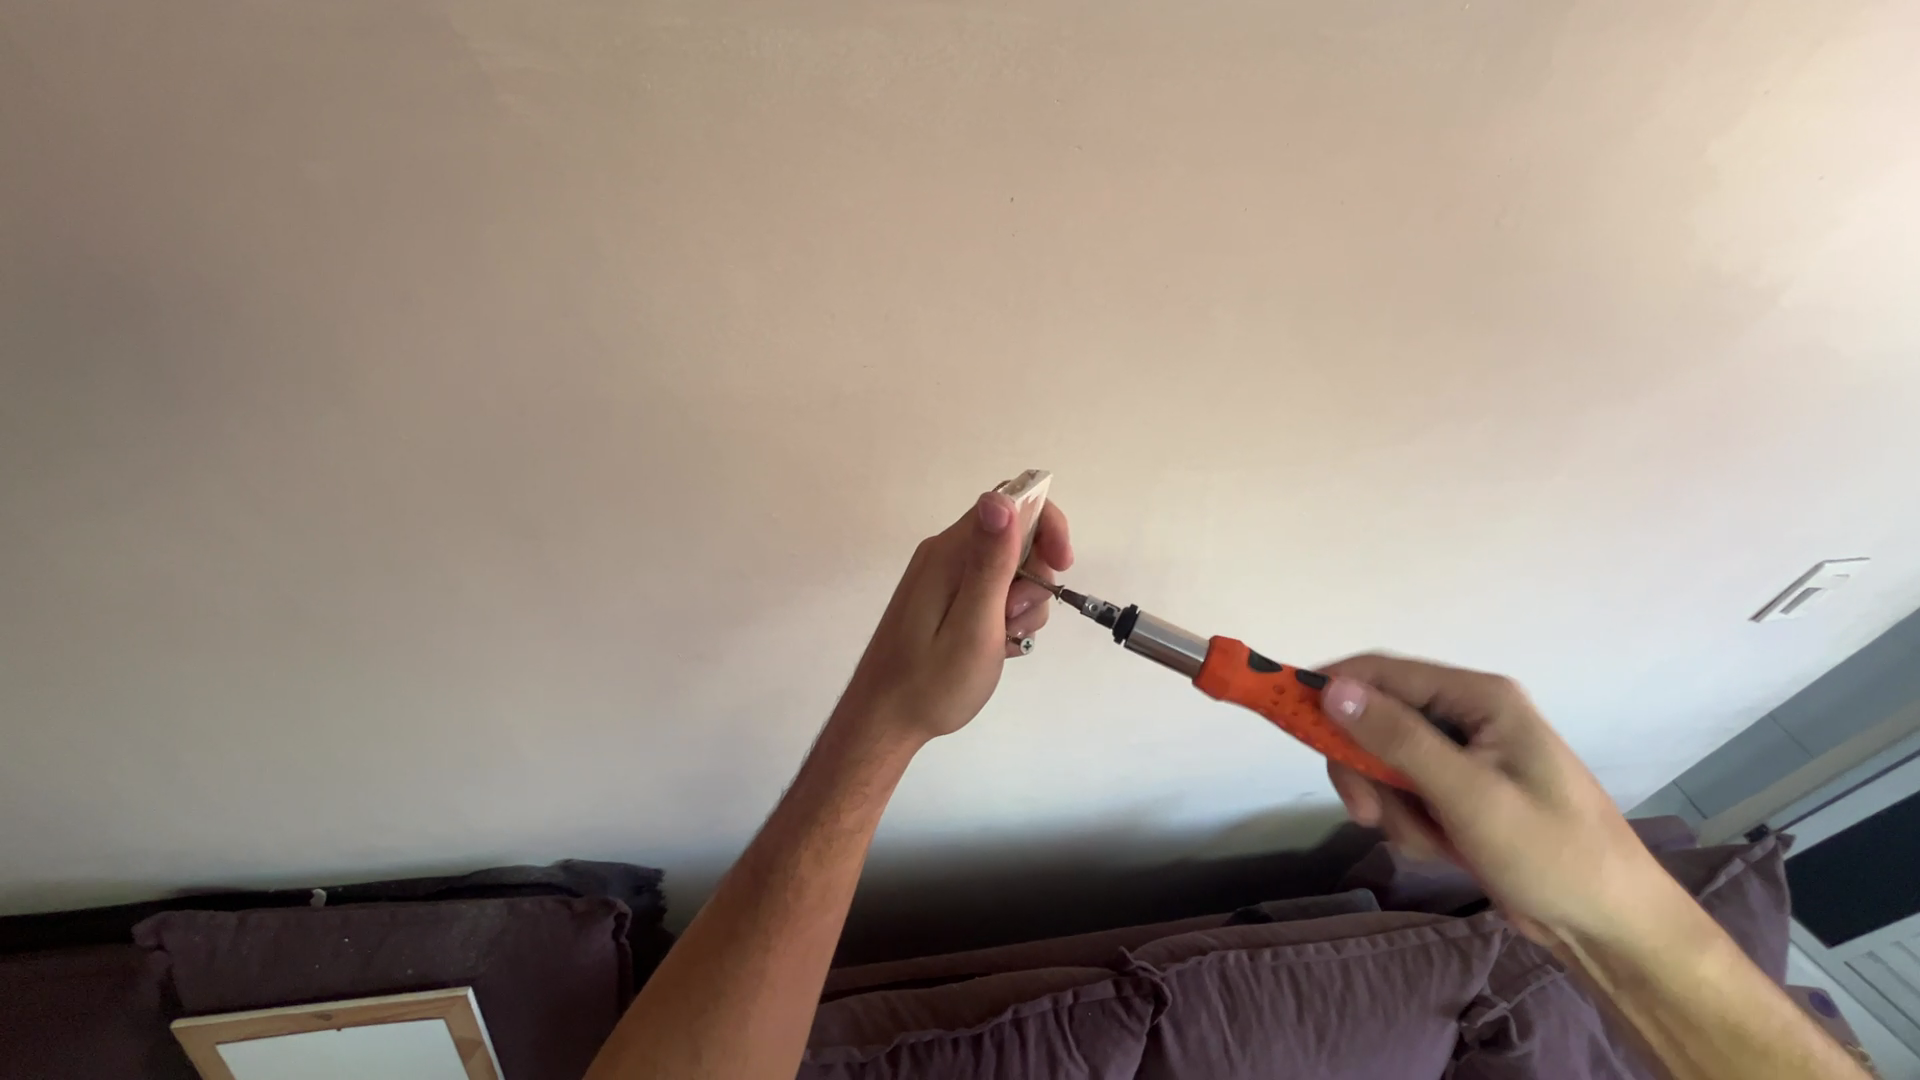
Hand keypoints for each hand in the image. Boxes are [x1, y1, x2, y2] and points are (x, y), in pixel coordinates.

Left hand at [831, 490, 1072, 746]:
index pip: (1011, 503)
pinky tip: (998, 647)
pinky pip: (992, 593)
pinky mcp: (945, 601)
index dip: (1047, 526)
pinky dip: (1006, 618)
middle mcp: (945, 555)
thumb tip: (1001, 499)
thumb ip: (991, 563)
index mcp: (950, 553)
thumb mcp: (973, 625)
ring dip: (1022, 605)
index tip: (1061, 566)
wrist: (886, 722)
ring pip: (1009, 571)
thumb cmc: (932, 682)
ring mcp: (944, 579)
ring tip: (1003, 642)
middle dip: (1034, 578)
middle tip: (1014, 620)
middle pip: (1015, 539)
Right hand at [1318, 655, 1672, 946]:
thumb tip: (1331, 690)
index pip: (1382, 673)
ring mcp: (1462, 753)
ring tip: (1425, 841)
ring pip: (1382, 760)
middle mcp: (1466, 715)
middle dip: (1364, 769)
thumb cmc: (1552, 854)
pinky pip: (1402, 790)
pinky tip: (1443, 847)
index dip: (1330, 688)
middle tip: (1364, 814)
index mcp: (1479, 698)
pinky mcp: (1458, 788)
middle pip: (1375, 720)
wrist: (1612, 931)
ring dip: (1389, 804)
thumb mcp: (1468, 796)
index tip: (1289, 717)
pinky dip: (1408, 821)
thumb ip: (1398, 739)